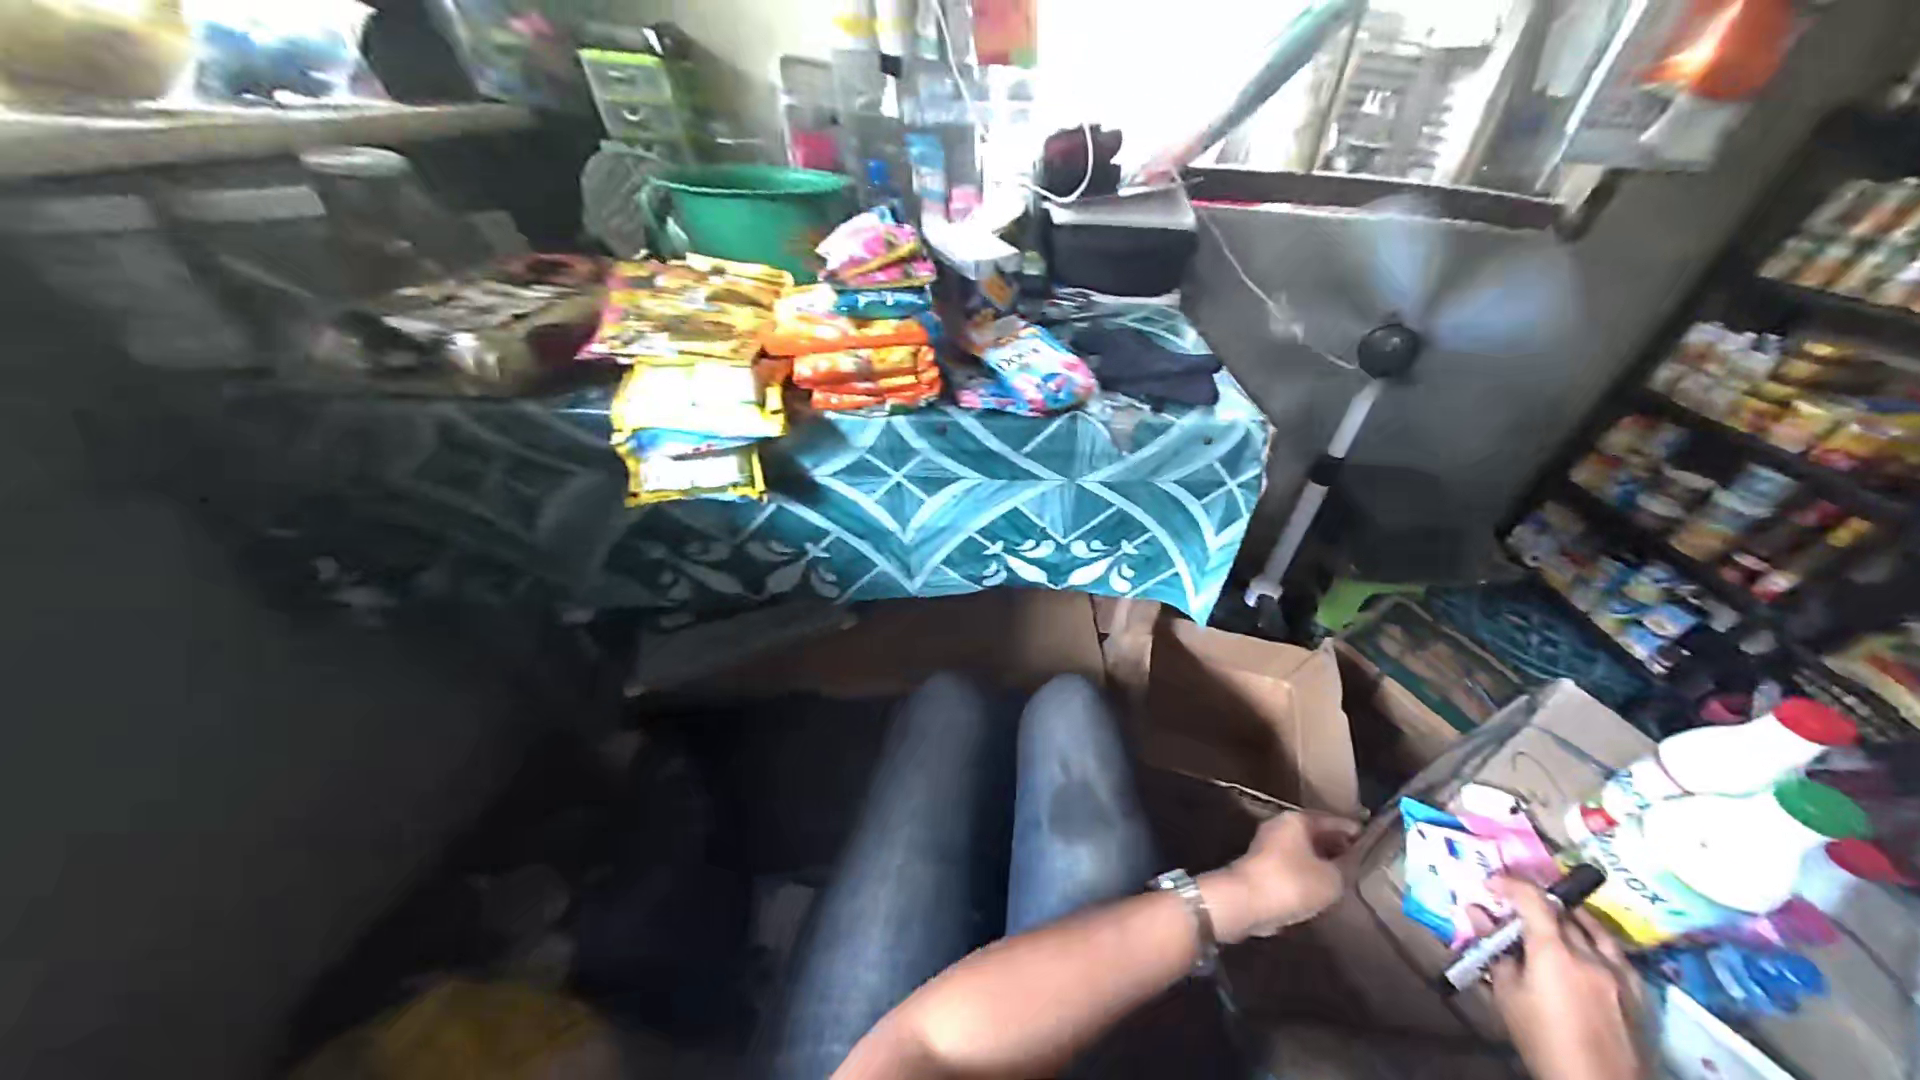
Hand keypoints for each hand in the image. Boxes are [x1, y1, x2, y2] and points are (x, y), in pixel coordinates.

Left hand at [1199, 812, 1358, 943]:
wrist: (1247, 901)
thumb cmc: (1292, 883)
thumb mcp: (1332, 877)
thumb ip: (1347, 866)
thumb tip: (1354, 859)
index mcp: (1297, 820)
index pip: (1333, 820)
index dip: (1356, 832)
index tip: (1377, 843)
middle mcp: (1281, 826)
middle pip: (1318, 833)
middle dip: (1340, 847)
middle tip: (1367, 863)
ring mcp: (1270, 846)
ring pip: (1306, 850)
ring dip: (1326, 861)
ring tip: (1352, 877)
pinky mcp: (1265, 866)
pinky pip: (1296, 865)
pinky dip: (1311, 873)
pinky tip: (1327, 888)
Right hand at [1469, 877, 1646, 1079]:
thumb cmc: (1542, 1039)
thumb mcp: (1507, 993)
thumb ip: (1494, 948)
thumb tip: (1476, 912)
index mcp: (1555, 952)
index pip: (1534, 899)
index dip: (1510, 883)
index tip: (1491, 883)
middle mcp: (1591, 955)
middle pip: (1562, 912)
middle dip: (1534, 903)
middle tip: (1512, 908)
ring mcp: (1621, 974)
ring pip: (1594, 929)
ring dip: (1567, 916)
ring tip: (1549, 919)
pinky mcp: (1640, 994)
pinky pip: (1616, 953)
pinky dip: (1595, 940)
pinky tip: (1585, 949)